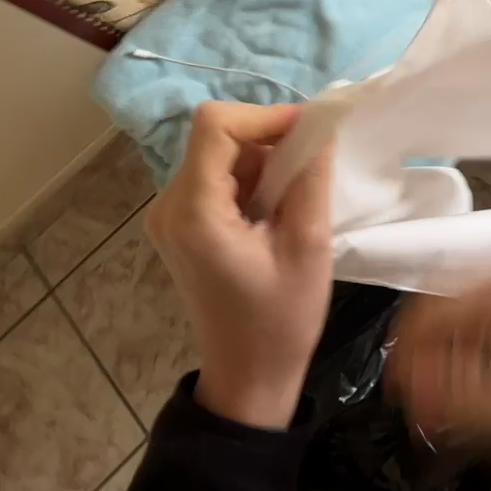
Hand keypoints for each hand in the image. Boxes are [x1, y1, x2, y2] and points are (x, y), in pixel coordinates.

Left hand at [146, 101, 333, 428]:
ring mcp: (171, 213)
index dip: (264, 115)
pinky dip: (254, 172)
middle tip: (311, 161)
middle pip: (216, 133)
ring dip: (264, 155)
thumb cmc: (281, 318)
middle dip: (268, 136)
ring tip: (298, 189)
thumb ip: (311, 176)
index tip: (308, 131)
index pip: (215, 124)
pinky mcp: (183, 220)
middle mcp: (170, 205)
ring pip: (220, 149)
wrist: (249, 375)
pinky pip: (219, 171)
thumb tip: (320, 124)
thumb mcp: (309, 244)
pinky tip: (278, 203)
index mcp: (194, 212)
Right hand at [389, 255, 490, 454]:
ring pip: (482, 301)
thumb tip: (410, 389)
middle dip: (436, 355)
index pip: (429, 315)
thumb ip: (468, 397)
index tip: (407, 405)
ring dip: (467, 348)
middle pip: (452, 303)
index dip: (409, 362)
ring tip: (471, 400)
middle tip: (438, 411)